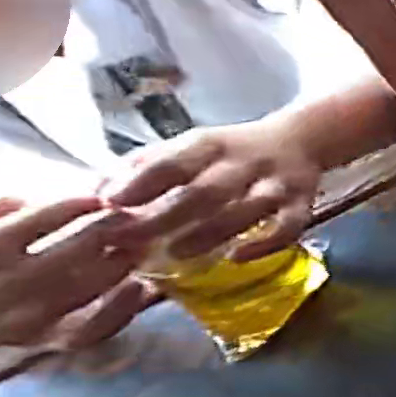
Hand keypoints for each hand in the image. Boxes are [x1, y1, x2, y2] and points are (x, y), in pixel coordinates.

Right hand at [0, 197, 156, 348]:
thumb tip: (19, 203)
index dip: (45, 220)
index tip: (92, 197)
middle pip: (33, 277)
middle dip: (90, 242)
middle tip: (127, 216)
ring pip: (63, 304)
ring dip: (110, 271)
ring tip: (141, 241)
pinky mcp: (34, 346)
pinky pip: (82, 335)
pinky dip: (118, 312)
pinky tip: (143, 285)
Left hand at [103, 117, 321, 261]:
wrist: (302, 139)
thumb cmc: (233, 150)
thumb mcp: (190, 146)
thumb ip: (145, 167)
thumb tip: (90, 195)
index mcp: (212, 145)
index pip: (175, 161)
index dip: (142, 182)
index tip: (109, 204)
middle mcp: (248, 162)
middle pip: (208, 190)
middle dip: (167, 217)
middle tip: (128, 242)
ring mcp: (279, 183)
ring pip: (248, 209)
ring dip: (213, 232)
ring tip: (178, 254)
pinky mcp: (304, 203)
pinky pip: (290, 225)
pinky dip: (267, 243)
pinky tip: (239, 257)